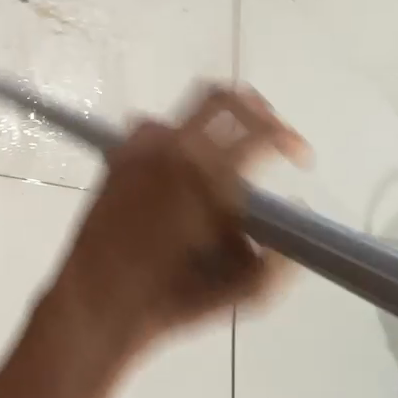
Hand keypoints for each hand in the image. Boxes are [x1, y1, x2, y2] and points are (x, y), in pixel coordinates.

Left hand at [47, 84, 309, 351]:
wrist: (97, 299)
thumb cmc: (172, 299)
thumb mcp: (242, 290)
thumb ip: (278, 251)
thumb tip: (298, 208)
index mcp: (209, 177)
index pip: (260, 131)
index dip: (288, 138)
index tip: (300, 157)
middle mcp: (172, 149)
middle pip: (221, 99)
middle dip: (253, 111)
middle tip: (268, 135)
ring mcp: (138, 148)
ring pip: (185, 117)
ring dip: (211, 133)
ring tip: (220, 168)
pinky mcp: (116, 156)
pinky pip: (150, 132)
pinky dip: (172, 145)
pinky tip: (177, 173)